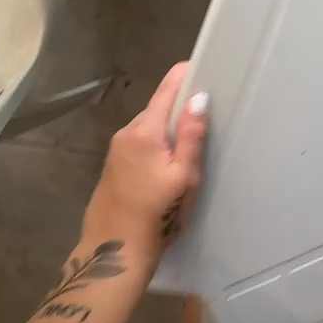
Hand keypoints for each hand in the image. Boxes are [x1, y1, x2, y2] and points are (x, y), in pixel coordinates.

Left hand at [83, 62, 208, 252]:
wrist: (113, 253)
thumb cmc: (156, 216)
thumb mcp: (184, 177)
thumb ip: (191, 135)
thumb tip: (200, 96)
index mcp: (144, 131)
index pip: (167, 89)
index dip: (186, 75)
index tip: (206, 68)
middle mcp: (126, 132)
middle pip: (158, 107)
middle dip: (181, 107)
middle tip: (209, 114)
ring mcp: (117, 149)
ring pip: (150, 126)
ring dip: (169, 128)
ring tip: (193, 143)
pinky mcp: (114, 165)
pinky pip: (141, 142)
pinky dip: (158, 144)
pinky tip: (169, 164)